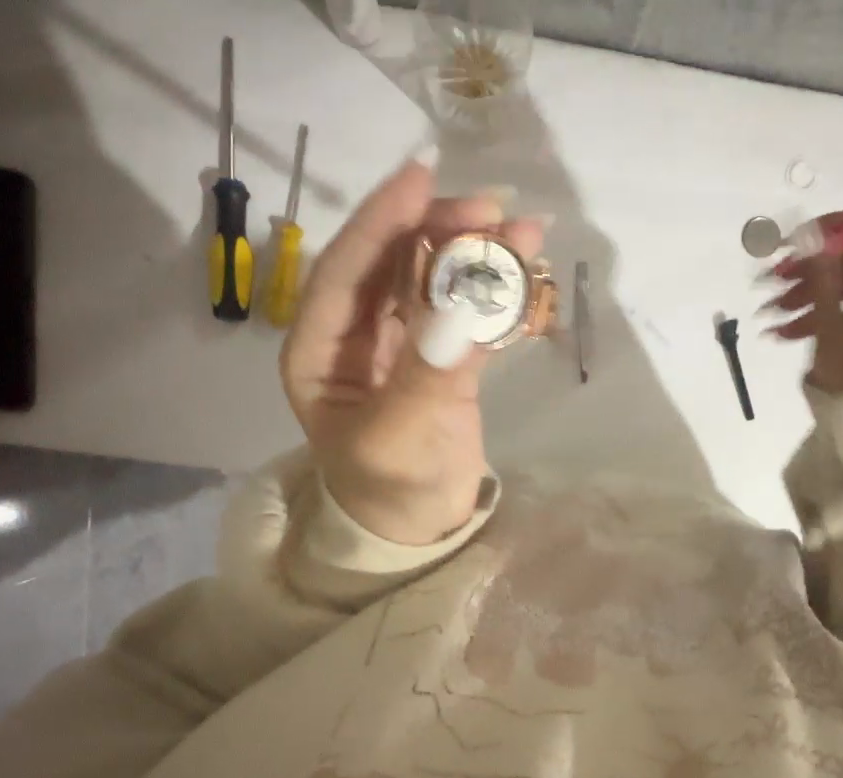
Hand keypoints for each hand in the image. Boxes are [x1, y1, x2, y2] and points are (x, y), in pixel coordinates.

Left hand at [279, 160, 543, 545]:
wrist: (419, 534)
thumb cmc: (390, 493)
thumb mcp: (400, 437)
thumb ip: (427, 371)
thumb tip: (461, 303)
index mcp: (318, 351)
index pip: (344, 272)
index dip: (380, 221)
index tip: (422, 176)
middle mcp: (353, 337)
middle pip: (390, 263)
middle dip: (437, 229)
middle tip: (492, 209)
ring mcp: (398, 345)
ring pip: (429, 280)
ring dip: (471, 253)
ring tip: (523, 230)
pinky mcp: (438, 358)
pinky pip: (461, 310)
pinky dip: (489, 290)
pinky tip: (523, 269)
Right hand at [761, 216, 842, 393]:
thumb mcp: (830, 325)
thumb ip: (821, 275)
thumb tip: (812, 234)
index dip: (827, 230)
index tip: (790, 242)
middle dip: (808, 269)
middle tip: (769, 282)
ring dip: (806, 295)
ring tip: (769, 315)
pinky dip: (822, 315)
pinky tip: (786, 331)